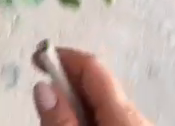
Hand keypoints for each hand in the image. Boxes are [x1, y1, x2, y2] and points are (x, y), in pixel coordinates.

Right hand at [33, 48, 150, 125]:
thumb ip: (62, 119)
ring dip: (77, 104)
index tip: (35, 57)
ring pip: (103, 103)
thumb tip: (42, 86)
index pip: (92, 66)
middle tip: (42, 98)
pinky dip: (90, 117)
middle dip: (67, 84)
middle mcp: (139, 115)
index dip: (62, 56)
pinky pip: (110, 117)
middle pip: (97, 85)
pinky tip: (78, 124)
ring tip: (56, 117)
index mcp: (126, 112)